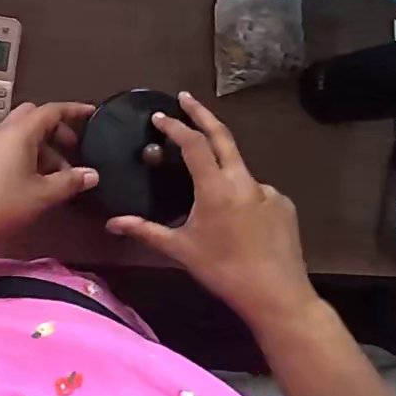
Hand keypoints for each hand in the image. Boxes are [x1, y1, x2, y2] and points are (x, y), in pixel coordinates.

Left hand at [0, 101, 97, 238]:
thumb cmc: (3, 201)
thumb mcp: (42, 193)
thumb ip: (69, 181)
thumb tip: (92, 174)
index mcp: (21, 131)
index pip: (52, 110)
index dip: (73, 110)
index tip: (91, 113)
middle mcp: (6, 130)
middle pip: (36, 117)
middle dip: (58, 128)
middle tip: (74, 148)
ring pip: (25, 133)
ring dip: (45, 146)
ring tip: (61, 174)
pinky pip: (14, 146)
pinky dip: (31, 154)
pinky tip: (39, 179)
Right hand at [104, 91, 319, 327]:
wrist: (278, 298)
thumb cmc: (223, 271)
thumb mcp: (180, 250)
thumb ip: (146, 230)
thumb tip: (112, 223)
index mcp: (216, 188)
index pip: (193, 144)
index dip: (175, 126)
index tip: (159, 116)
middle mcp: (243, 181)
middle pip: (221, 136)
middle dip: (201, 113)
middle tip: (185, 97)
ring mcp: (267, 191)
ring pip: (238, 168)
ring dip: (220, 165)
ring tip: (206, 188)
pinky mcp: (283, 205)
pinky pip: (255, 189)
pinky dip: (240, 192)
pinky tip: (235, 215)